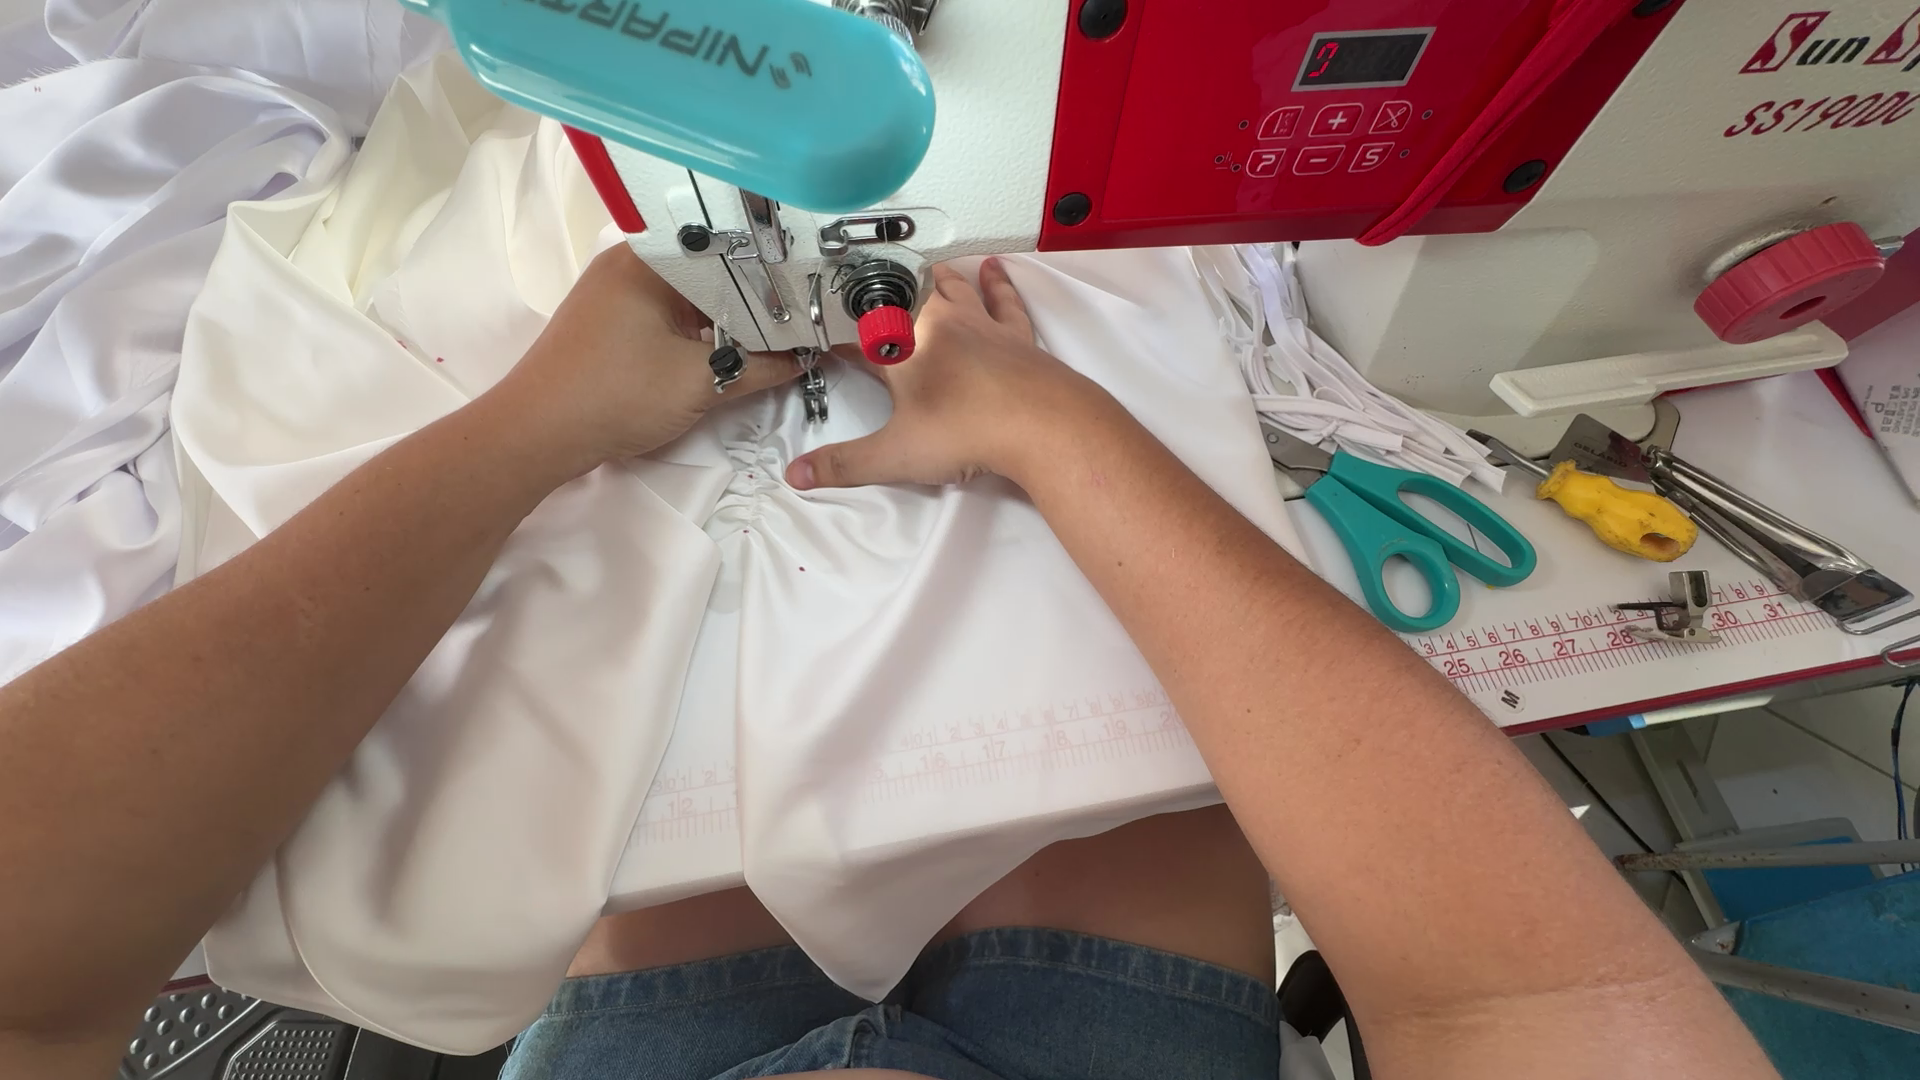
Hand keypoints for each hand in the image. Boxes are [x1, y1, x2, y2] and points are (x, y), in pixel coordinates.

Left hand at [491, 245, 799, 474]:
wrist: (539, 434)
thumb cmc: (618, 395)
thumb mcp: (702, 382)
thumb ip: (761, 368)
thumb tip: (805, 359)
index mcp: (649, 261)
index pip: (726, 252)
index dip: (771, 275)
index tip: (808, 296)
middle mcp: (631, 266)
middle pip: (710, 274)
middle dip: (754, 301)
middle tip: (800, 320)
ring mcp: (618, 294)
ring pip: (691, 298)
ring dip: (727, 321)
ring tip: (774, 338)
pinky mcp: (614, 323)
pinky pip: (670, 317)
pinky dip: (700, 333)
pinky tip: (728, 352)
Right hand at [785, 258, 1112, 490]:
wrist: (1040, 425)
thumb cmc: (962, 434)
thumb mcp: (894, 457)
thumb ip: (843, 465)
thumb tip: (794, 475)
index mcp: (902, 350)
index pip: (857, 337)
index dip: (835, 339)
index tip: (820, 339)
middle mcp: (938, 325)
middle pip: (904, 300)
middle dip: (883, 298)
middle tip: (871, 293)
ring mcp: (980, 325)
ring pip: (952, 289)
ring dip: (934, 279)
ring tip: (925, 268)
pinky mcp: (1016, 335)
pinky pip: (1004, 301)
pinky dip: (997, 284)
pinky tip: (994, 269)